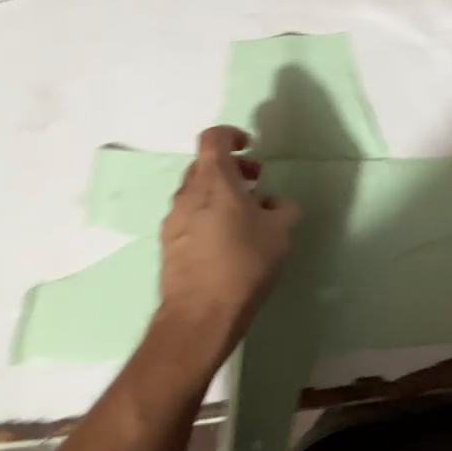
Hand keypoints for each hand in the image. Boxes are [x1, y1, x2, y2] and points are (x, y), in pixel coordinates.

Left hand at [156, 126, 299, 350]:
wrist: (199, 315)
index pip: (213, 138)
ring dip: (219, 196)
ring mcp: (173, 221)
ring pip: (196, 194)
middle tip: (256, 185)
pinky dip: (208, 218)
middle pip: (205, 166)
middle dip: (231, 169)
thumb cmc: (244, 263)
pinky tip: (228, 243)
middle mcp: (187, 194)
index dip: (231, 135)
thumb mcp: (281, 232)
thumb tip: (274, 204)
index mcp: (214, 180)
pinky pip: (190, 219)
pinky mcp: (168, 246)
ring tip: (245, 218)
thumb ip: (282, 208)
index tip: (249, 146)